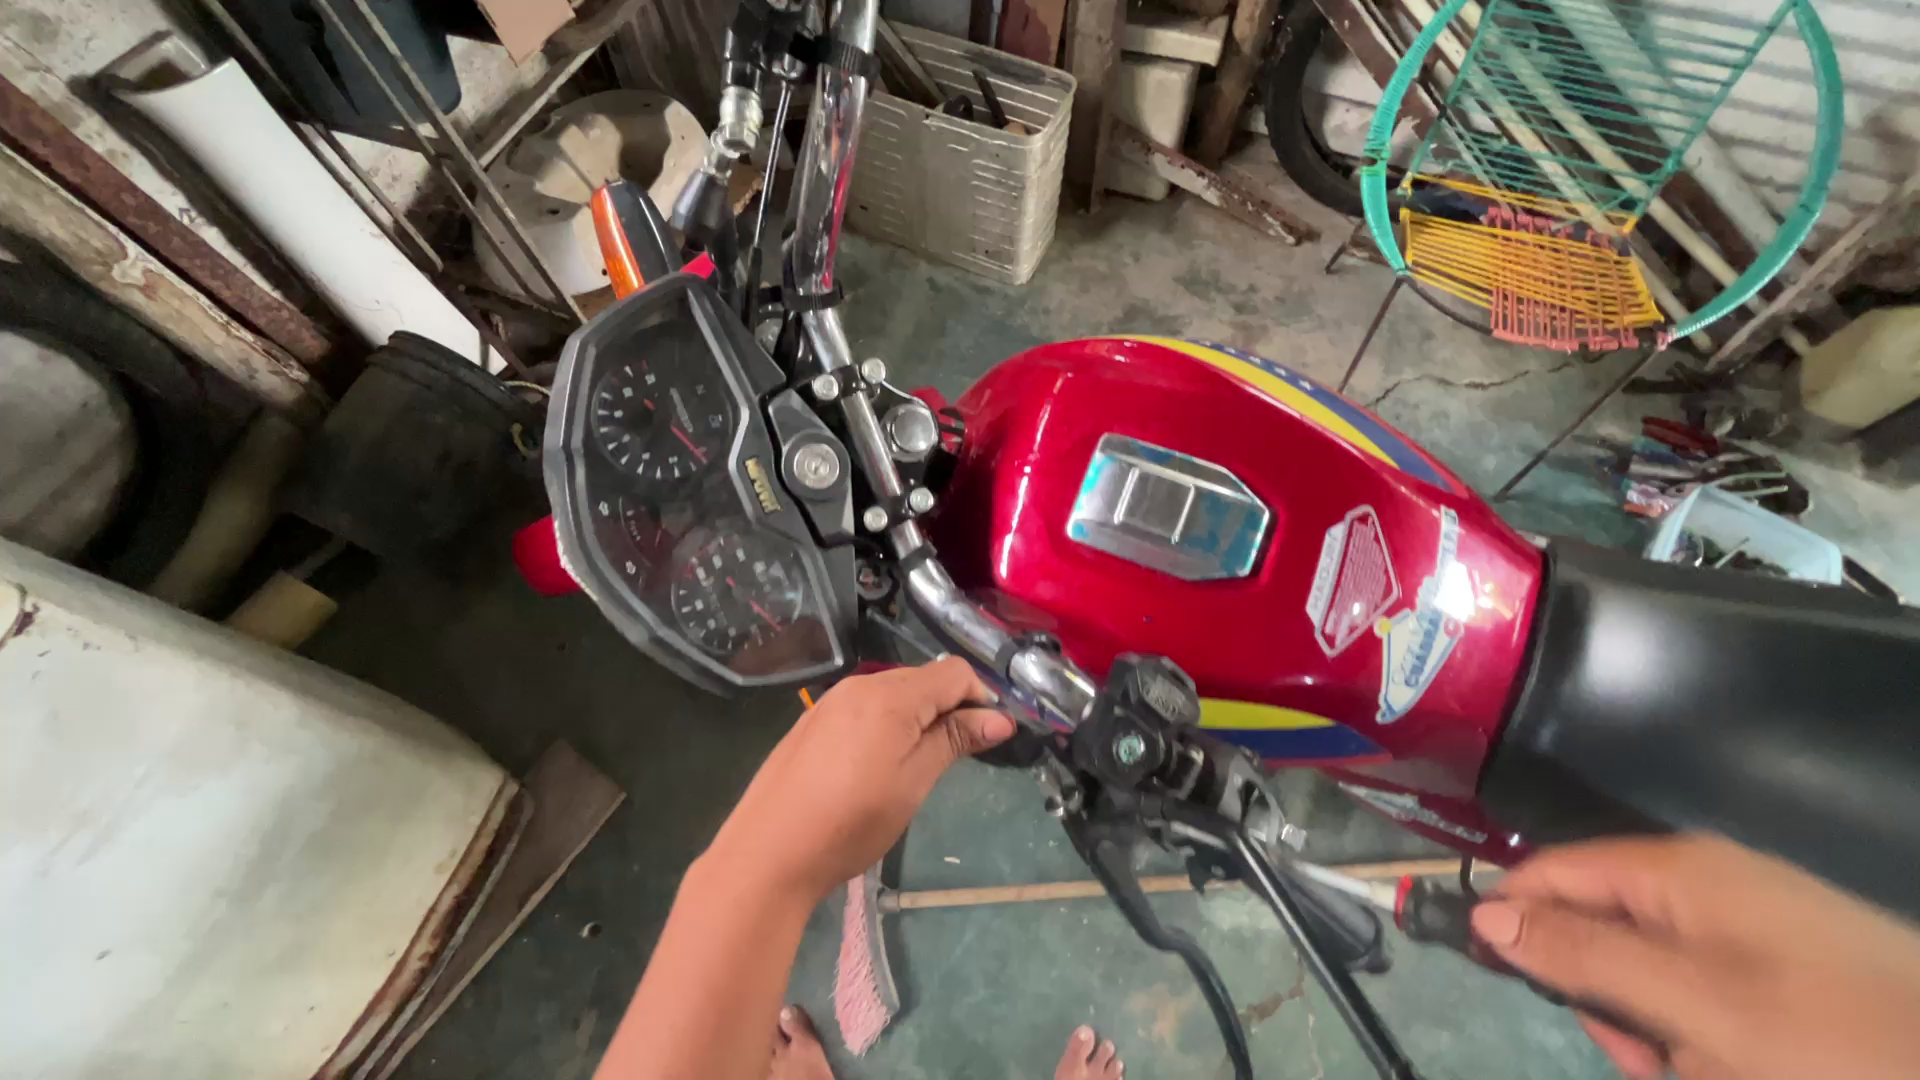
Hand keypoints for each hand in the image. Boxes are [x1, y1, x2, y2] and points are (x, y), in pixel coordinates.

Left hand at [703, 657, 1014, 900]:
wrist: (766, 853)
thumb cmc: (850, 822)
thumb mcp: (913, 783)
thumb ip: (954, 741)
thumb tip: (1001, 719)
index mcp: (890, 695)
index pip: (953, 672)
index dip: (981, 698)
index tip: (989, 738)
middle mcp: (860, 685)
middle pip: (923, 678)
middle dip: (950, 707)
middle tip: (958, 756)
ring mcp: (831, 701)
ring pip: (893, 691)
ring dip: (918, 716)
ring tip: (918, 764)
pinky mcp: (813, 720)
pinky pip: (865, 705)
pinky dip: (887, 722)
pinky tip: (877, 764)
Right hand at [1470, 834, 1919, 1079]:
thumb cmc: (1843, 1046)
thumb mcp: (1697, 1006)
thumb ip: (1581, 953)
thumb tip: (1482, 913)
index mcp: (1674, 868)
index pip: (1550, 872)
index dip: (1516, 918)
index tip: (1509, 981)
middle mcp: (1702, 879)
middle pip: (1596, 921)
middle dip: (1603, 993)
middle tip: (1642, 1056)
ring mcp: (1750, 920)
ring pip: (1648, 963)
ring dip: (1657, 1025)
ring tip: (1706, 1073)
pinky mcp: (1787, 963)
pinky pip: (1702, 985)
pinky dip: (1703, 1032)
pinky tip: (1739, 1068)